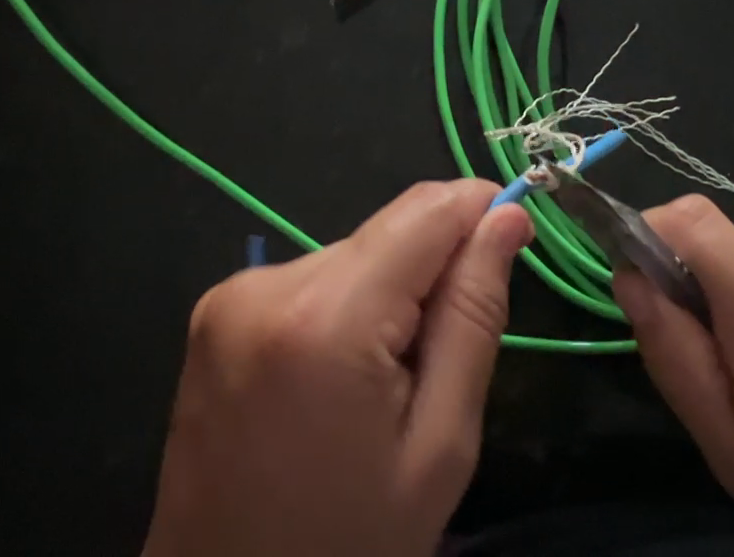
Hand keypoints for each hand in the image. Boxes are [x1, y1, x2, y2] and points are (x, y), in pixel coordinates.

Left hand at [144, 180, 532, 556]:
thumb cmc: (350, 539)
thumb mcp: (440, 443)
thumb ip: (474, 315)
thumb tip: (507, 217)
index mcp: (325, 317)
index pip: (425, 210)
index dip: (480, 210)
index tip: (517, 239)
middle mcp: (267, 285)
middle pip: (388, 233)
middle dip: (431, 273)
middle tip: (439, 361)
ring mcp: (231, 297)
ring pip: (353, 254)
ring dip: (386, 296)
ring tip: (382, 384)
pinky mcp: (216, 313)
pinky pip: (311, 279)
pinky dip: (344, 309)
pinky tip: (337, 379)